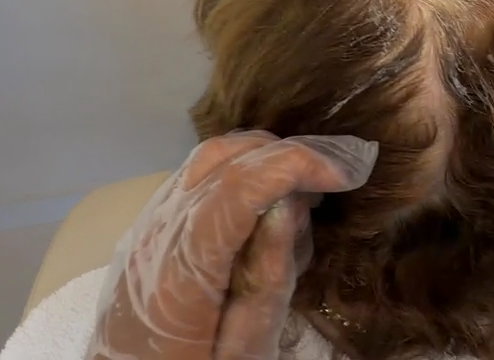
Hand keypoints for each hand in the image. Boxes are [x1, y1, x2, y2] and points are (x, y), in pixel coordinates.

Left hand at [88, 132, 377, 359]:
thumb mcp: (243, 351)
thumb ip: (267, 280)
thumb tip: (291, 204)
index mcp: (179, 269)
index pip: (241, 185)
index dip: (298, 165)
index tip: (346, 175)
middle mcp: (157, 233)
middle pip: (227, 156)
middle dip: (290, 153)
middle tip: (336, 174)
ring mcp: (147, 224)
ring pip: (212, 156)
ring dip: (266, 157)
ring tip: (305, 186)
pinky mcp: (148, 225)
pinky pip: (199, 173)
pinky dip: (242, 167)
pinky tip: (267, 198)